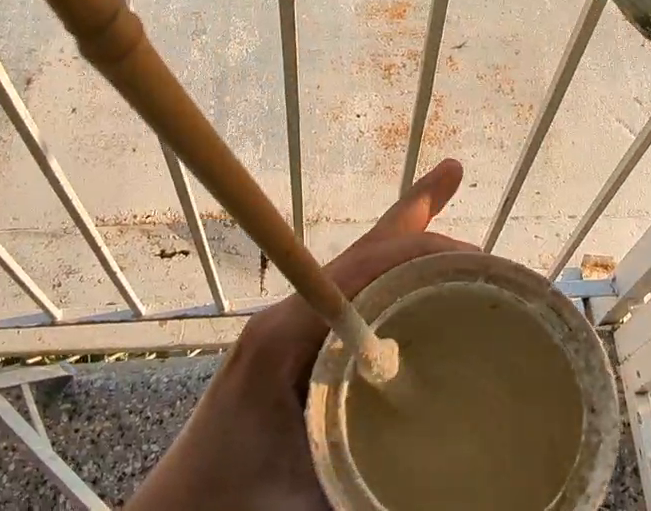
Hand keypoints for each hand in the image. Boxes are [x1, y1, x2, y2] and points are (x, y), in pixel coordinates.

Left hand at [127, 159, 472, 510]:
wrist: (178, 510)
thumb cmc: (232, 494)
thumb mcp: (305, 485)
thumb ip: (367, 471)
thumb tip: (442, 465)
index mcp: (287, 332)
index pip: (362, 267)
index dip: (418, 251)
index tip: (472, 257)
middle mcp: (289, 314)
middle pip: (361, 251)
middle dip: (409, 215)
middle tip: (452, 173)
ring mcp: (290, 326)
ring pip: (355, 269)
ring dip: (398, 244)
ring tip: (436, 203)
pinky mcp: (293, 347)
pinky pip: (348, 298)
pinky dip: (384, 279)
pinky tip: (406, 287)